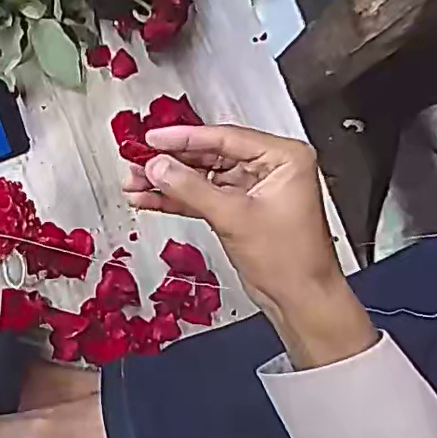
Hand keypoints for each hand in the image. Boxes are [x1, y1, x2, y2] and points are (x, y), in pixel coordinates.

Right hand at [122, 125, 376, 368]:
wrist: (300, 299)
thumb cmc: (291, 261)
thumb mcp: (235, 217)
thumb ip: (192, 188)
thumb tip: (160, 166)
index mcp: (284, 157)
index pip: (225, 138)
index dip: (183, 138)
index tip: (153, 139)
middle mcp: (270, 168)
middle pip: (210, 155)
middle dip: (171, 162)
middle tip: (137, 162)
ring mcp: (254, 189)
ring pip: (203, 177)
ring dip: (169, 182)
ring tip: (136, 182)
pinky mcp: (241, 209)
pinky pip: (204, 197)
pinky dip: (178, 199)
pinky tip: (151, 199)